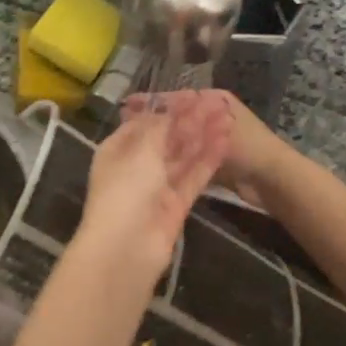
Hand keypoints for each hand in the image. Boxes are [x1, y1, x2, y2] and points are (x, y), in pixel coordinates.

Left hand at [75, 93, 231, 286]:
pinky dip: (207, 161)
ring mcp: (156, 188)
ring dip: (203, 138)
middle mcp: (136, 166)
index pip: (145, 122)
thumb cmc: (125, 192)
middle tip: (219, 105)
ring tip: (228, 119)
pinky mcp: (175, 206)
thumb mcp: (140, 151)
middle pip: (167, 139)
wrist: (125, 249)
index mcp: (117, 150)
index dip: (170, 108)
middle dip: (191, 121)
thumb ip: (159, 127)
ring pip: (182, 158)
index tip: (195, 96)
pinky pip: (193, 178)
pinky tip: (224, 143)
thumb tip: (168, 106)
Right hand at [127, 90, 292, 209]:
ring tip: (133, 144)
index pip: (178, 98)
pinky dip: (173, 157)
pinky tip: (152, 162)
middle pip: (178, 117)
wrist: (273, 180)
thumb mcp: (214, 126)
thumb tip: (151, 110)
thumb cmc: (247, 147)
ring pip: (180, 138)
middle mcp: (212, 116)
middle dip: (153, 121)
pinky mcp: (212, 163)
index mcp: (215, 100)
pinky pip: (188, 156)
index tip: (127, 107)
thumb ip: (183, 119)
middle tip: (124, 125)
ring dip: (161, 140)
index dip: (152, 102)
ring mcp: (213, 140)